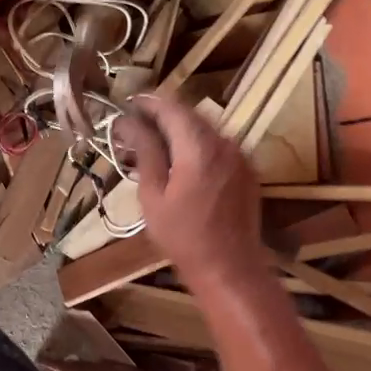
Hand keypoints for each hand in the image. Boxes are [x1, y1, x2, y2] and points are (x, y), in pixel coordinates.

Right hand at [110, 94, 265, 285]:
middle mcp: (225, 144)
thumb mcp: (152, 194)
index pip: (172, 108)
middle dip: (159, 116)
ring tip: (149, 146)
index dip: (147, 103)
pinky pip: (216, 145)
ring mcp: (240, 156)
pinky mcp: (246, 169)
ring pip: (203, 129)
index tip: (124, 106)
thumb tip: (127, 122)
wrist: (228, 267)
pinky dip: (193, 145)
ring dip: (176, 131)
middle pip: (190, 115)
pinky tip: (175, 162)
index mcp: (200, 148)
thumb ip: (144, 152)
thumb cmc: (182, 235)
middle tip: (131, 128)